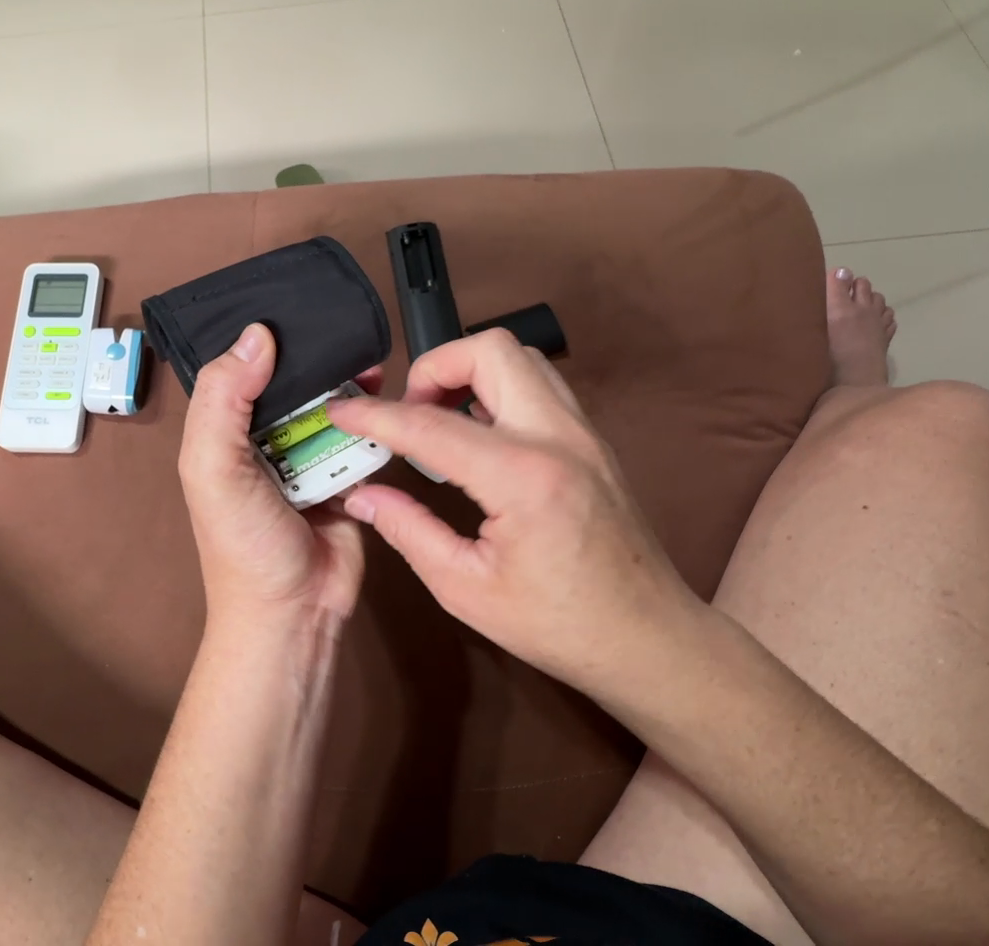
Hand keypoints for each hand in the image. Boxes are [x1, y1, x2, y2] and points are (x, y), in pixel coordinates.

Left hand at [178, 324, 366, 632]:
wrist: (294, 611)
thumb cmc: (242, 548)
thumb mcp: (213, 469)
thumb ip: (223, 402)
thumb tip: (254, 337)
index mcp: (224, 433)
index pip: (240, 370)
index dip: (260, 339)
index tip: (291, 304)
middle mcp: (265, 439)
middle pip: (291, 383)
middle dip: (315, 357)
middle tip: (342, 327)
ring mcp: (307, 457)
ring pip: (330, 405)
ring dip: (348, 385)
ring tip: (369, 359)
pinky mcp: (345, 475)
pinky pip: (360, 437)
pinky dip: (372, 421)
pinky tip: (386, 398)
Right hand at [326, 330, 694, 686]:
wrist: (648, 639)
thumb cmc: (556, 625)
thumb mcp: (465, 588)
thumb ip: (408, 530)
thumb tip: (361, 495)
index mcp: (522, 478)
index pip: (431, 424)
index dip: (375, 415)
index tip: (341, 411)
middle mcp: (558, 437)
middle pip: (490, 350)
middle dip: (435, 366)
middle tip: (410, 413)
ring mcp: (584, 432)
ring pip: (521, 358)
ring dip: (471, 372)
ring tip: (442, 420)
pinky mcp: (593, 440)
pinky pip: (540, 385)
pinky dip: (499, 390)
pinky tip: (479, 437)